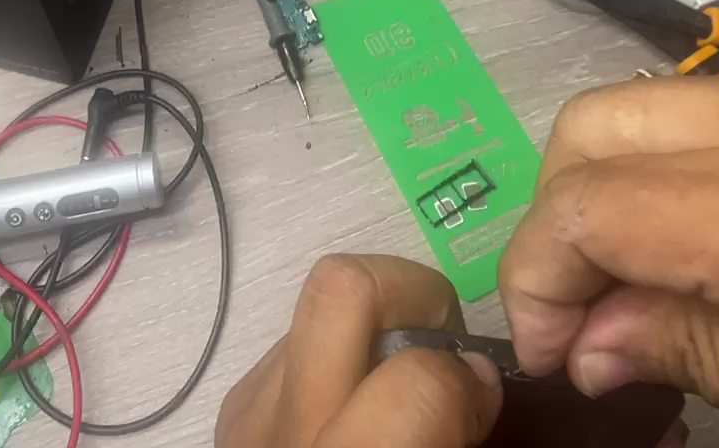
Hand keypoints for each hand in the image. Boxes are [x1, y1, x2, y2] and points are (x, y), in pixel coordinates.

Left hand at [216, 254, 503, 447]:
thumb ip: (458, 443)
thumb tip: (480, 383)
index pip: (415, 384)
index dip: (467, 380)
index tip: (484, 395)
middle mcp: (287, 430)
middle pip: (339, 287)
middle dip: (409, 288)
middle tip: (443, 338)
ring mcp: (250, 409)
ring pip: (313, 301)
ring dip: (374, 317)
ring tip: (402, 367)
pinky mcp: (235, 405)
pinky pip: (294, 342)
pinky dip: (338, 353)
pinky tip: (355, 403)